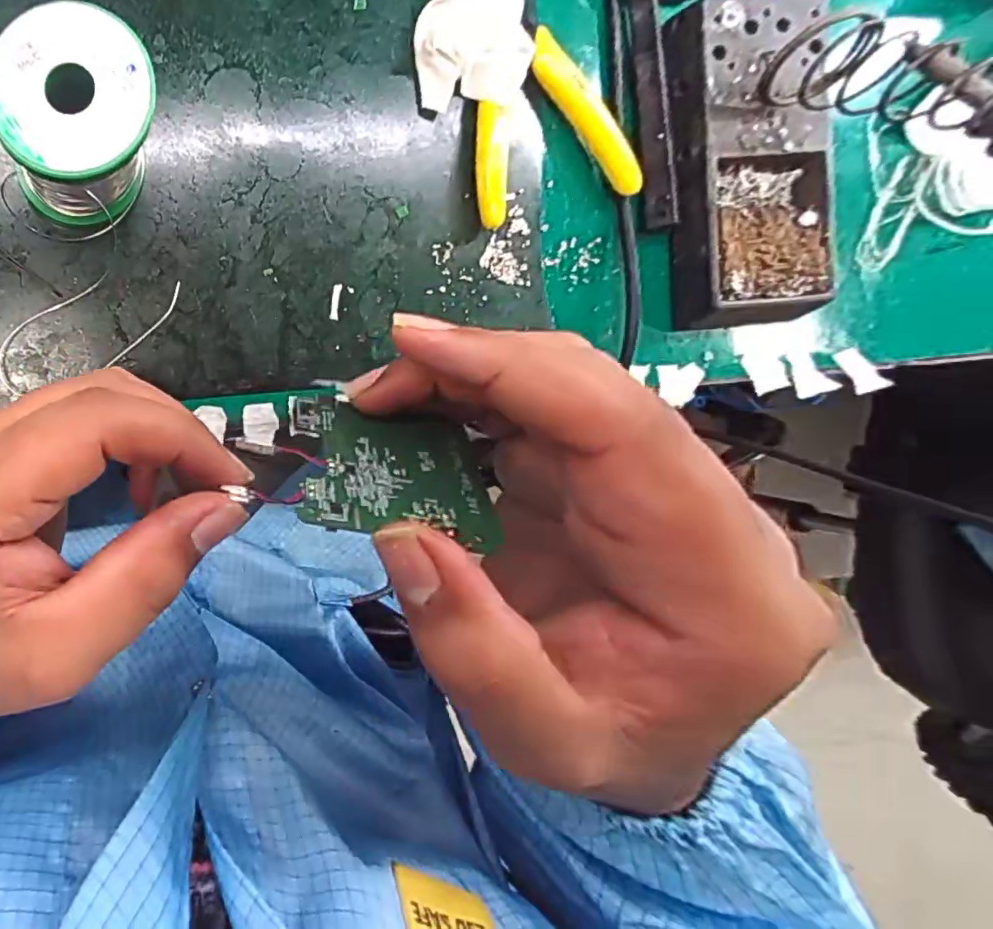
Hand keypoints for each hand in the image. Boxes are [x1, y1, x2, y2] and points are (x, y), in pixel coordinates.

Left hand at [0, 370, 254, 722]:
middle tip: (215, 489)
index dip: (173, 435)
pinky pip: (72, 414)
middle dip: (172, 430)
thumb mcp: (66, 651)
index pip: (90, 421)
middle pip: (93, 394)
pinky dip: (125, 436)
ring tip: (181, 491)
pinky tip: (140, 484)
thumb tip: (220, 508)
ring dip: (151, 430)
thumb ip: (144, 578)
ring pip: (87, 395)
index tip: (230, 483)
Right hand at [354, 315, 834, 814]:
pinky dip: (464, 398)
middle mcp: (704, 511)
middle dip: (471, 366)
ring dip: (460, 377)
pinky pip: (534, 412)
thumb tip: (400, 533)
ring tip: (378, 399)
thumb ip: (472, 649)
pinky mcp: (603, 479)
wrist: (640, 745)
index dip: (515, 371)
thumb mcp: (534, 733)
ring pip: (561, 386)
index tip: (414, 345)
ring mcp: (654, 487)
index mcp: (720, 578)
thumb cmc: (603, 745)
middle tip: (371, 389)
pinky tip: (413, 411)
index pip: (626, 431)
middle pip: (593, 389)